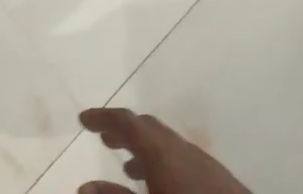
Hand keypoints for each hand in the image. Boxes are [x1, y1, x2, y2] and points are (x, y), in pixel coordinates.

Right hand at [76, 108, 250, 193]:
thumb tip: (84, 187)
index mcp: (162, 152)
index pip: (128, 122)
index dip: (104, 117)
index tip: (83, 120)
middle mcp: (182, 149)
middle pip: (148, 128)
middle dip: (124, 130)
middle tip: (103, 139)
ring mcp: (204, 163)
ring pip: (166, 144)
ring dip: (143, 148)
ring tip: (127, 168)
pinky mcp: (219, 180)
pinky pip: (182, 158)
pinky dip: (162, 162)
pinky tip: (162, 187)